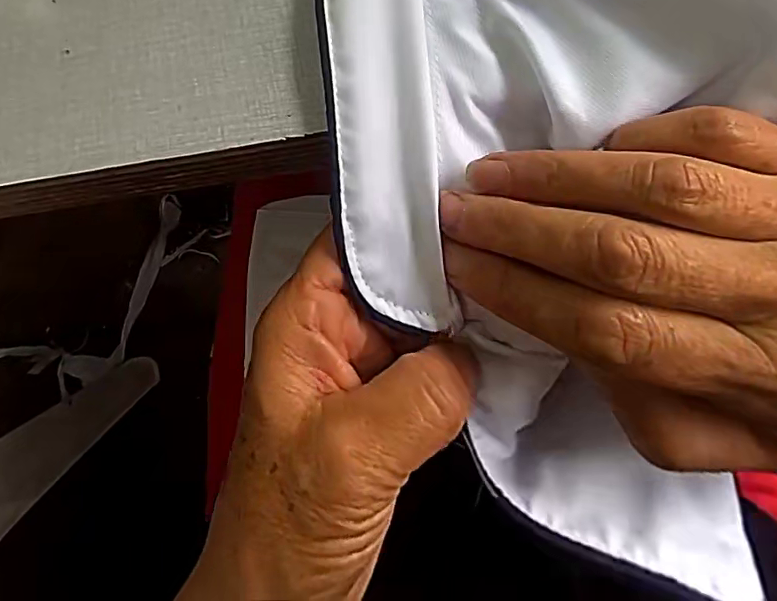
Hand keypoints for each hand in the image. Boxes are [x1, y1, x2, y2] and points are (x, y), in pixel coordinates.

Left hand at [182, 230, 476, 599]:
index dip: (398, 222)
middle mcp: (331, 336)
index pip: (349, 241)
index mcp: (302, 323)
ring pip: (416, 320)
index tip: (451, 213)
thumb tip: (469, 357)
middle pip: (392, 275)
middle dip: (440, 271)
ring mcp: (361, 372)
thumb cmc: (277, 533)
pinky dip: (459, 362)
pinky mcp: (386, 406)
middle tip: (492, 262)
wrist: (280, 600)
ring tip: (499, 303)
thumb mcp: (348, 455)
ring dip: (454, 319)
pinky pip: (430, 365)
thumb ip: (415, 396)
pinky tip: (488, 356)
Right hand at [440, 106, 776, 478]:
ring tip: (496, 173)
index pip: (615, 333)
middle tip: (457, 210)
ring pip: (659, 186)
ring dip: (561, 176)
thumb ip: (660, 420)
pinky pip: (708, 132)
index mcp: (768, 379)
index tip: (464, 265)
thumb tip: (573, 345)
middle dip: (523, 229)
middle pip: (625, 254)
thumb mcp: (765, 454)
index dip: (526, 294)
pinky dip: (636, 136)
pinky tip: (592, 149)